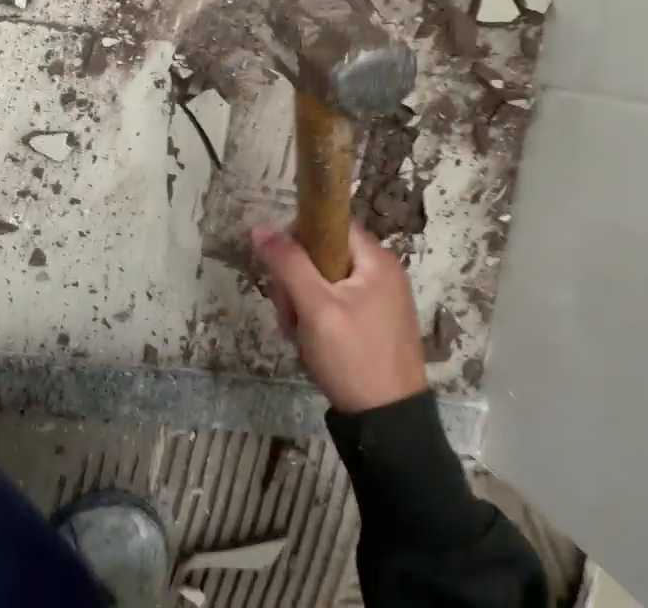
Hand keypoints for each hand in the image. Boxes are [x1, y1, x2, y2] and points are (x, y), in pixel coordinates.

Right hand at [252, 222, 428, 414]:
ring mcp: (380, 301)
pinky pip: (335, 306)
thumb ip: (288, 264)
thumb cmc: (353, 356)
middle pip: (323, 255)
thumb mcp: (315, 307)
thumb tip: (260, 227)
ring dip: (302, 304)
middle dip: (296, 281)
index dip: (299, 237)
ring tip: (300, 334)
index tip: (282, 265)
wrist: (388, 421)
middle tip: (292, 312)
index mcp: (377, 261)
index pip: (329, 225)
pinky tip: (311, 343)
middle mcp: (382, 274)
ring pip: (323, 283)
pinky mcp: (374, 324)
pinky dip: (317, 320)